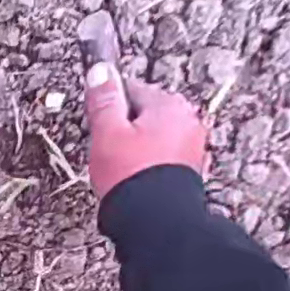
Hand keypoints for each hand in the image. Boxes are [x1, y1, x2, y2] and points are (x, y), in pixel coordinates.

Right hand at [82, 61, 208, 199]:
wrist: (155, 221)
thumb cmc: (131, 176)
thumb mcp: (107, 133)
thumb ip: (104, 100)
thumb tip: (100, 70)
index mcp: (169, 105)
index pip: (131, 90)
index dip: (108, 108)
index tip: (97, 124)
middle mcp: (188, 120)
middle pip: (144, 115)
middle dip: (124, 130)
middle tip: (107, 152)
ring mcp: (192, 147)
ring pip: (153, 138)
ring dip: (136, 150)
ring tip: (120, 171)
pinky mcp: (190, 171)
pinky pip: (163, 160)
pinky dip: (148, 167)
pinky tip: (134, 181)